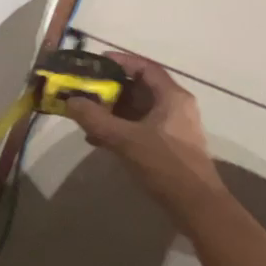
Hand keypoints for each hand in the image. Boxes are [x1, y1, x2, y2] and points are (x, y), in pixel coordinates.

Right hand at [64, 51, 225, 213]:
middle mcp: (174, 107)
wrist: (194, 204)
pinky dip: (120, 129)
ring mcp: (172, 128)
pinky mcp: (167, 146)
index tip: (95, 62)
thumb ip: (96, 120)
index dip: (120, 62)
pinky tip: (98, 139)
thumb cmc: (164, 165)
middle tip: (84, 90)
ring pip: (138, 111)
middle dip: (110, 89)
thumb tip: (71, 101)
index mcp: (171, 97)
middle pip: (139, 88)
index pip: (144, 67)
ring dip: (112, 112)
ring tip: (85, 114)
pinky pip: (139, 128)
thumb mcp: (126, 139)